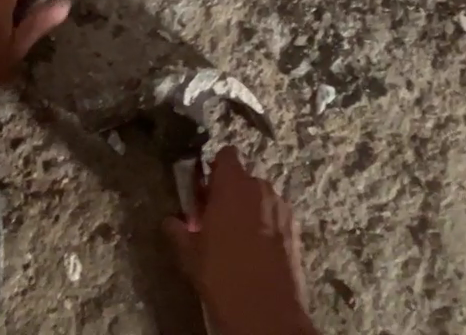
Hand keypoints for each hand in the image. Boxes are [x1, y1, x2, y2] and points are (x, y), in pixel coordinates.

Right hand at [165, 147, 314, 334]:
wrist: (267, 312)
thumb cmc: (222, 274)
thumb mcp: (190, 253)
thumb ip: (177, 230)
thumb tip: (170, 221)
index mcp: (232, 184)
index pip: (226, 154)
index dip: (215, 168)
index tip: (205, 190)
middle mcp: (260, 187)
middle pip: (243, 178)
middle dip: (231, 192)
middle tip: (216, 218)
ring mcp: (282, 207)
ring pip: (260, 197)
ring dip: (249, 208)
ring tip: (239, 237)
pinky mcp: (296, 229)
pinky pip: (275, 216)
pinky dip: (267, 225)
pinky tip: (258, 250)